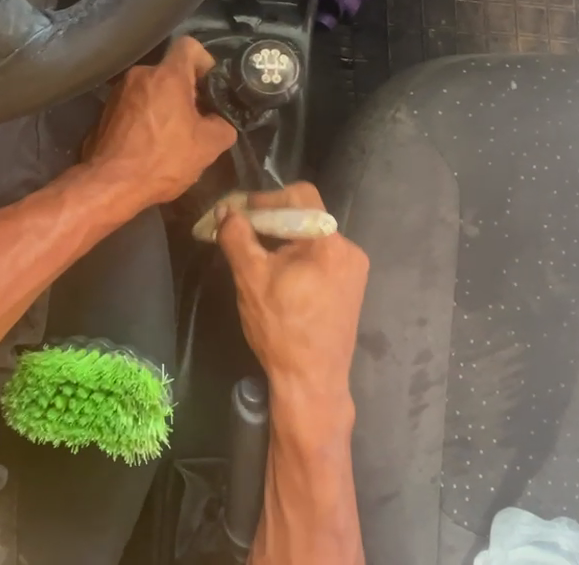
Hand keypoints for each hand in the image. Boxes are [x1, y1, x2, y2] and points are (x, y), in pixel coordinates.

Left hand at [82, 36, 236, 208]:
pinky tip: (149, 143)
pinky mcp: (105, 110)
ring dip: (164, 105)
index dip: (205, 61)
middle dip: (185, 91)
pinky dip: (145, 116)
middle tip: (197, 119)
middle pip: (169, 71)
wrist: (110, 184)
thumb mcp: (208, 146)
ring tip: (172, 135)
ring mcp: (118, 92)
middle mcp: (139, 75)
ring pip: (150, 89)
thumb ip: (223, 124)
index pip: (189, 45)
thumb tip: (219, 120)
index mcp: (166, 75)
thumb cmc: (162, 160)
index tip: (210, 86)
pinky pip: (133, 104)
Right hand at [216, 183, 369, 405]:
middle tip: (240, 233)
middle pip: (305, 217)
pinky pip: (319, 258)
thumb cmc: (281, 328)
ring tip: (254, 256)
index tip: (241, 212)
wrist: (311, 382)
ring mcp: (353, 271)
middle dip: (269, 221)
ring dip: (280, 241)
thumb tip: (226, 210)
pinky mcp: (350, 289)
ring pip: (310, 238)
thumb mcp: (250, 277)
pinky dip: (295, 257)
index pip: (301, 196)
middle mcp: (349, 251)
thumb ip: (237, 236)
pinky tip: (275, 276)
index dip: (267, 197)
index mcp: (330, 243)